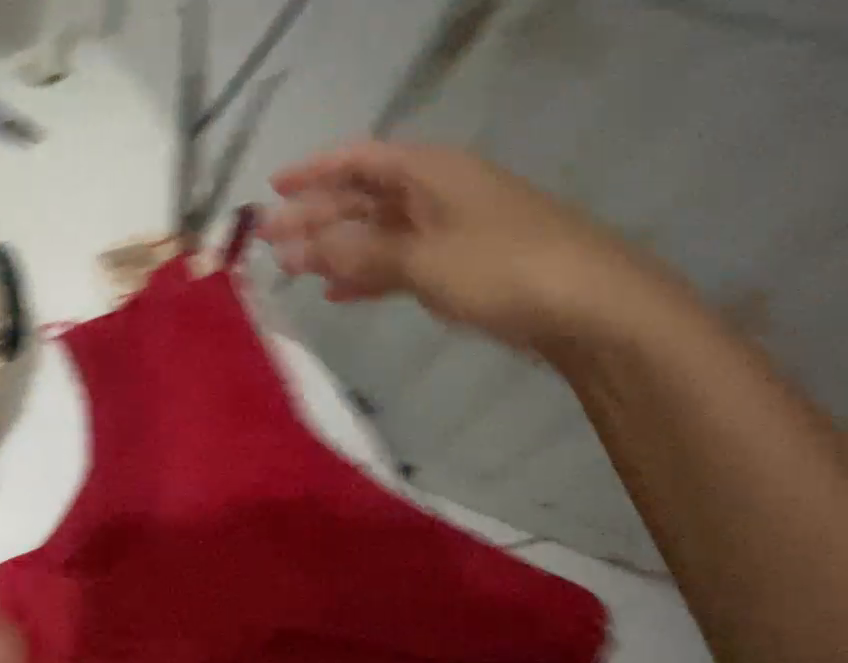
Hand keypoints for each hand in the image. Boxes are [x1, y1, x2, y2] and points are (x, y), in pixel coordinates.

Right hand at [258, 141, 679, 350]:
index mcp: (431, 175)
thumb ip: (355, 254)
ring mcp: (447, 232)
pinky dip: (362, 275)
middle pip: (362, 198)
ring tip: (290, 270)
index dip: (314, 171)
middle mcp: (437, 196)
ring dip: (332, 250)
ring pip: (374, 234)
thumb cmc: (503, 269)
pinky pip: (394, 264)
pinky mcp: (456, 268)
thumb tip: (297, 249)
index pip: (360, 159)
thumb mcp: (419, 259)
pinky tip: (335, 293)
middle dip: (313, 216)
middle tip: (267, 240)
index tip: (271, 190)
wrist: (590, 308)